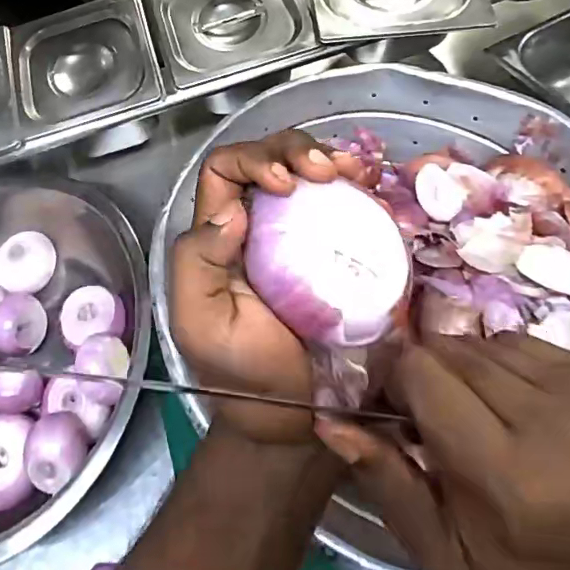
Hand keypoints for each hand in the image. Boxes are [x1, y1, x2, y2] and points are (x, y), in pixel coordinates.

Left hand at [170, 129, 372, 443]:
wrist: (294, 419)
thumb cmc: (240, 372)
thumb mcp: (201, 321)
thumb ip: (198, 263)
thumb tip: (232, 211)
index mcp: (219, 233)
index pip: (223, 170)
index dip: (250, 160)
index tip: (283, 182)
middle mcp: (258, 224)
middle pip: (267, 159)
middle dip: (294, 150)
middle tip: (325, 170)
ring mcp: (302, 236)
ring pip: (306, 173)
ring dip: (327, 157)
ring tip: (351, 169)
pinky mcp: (340, 253)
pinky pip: (346, 206)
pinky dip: (358, 186)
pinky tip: (371, 184)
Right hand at [316, 336, 569, 569]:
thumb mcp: (449, 554)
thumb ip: (388, 482)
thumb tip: (327, 421)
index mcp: (512, 473)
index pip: (419, 369)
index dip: (395, 381)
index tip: (397, 410)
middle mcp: (557, 420)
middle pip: (447, 349)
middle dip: (430, 377)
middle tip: (440, 421)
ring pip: (479, 341)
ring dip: (467, 370)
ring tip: (484, 416)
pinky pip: (518, 341)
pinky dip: (503, 365)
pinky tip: (519, 406)